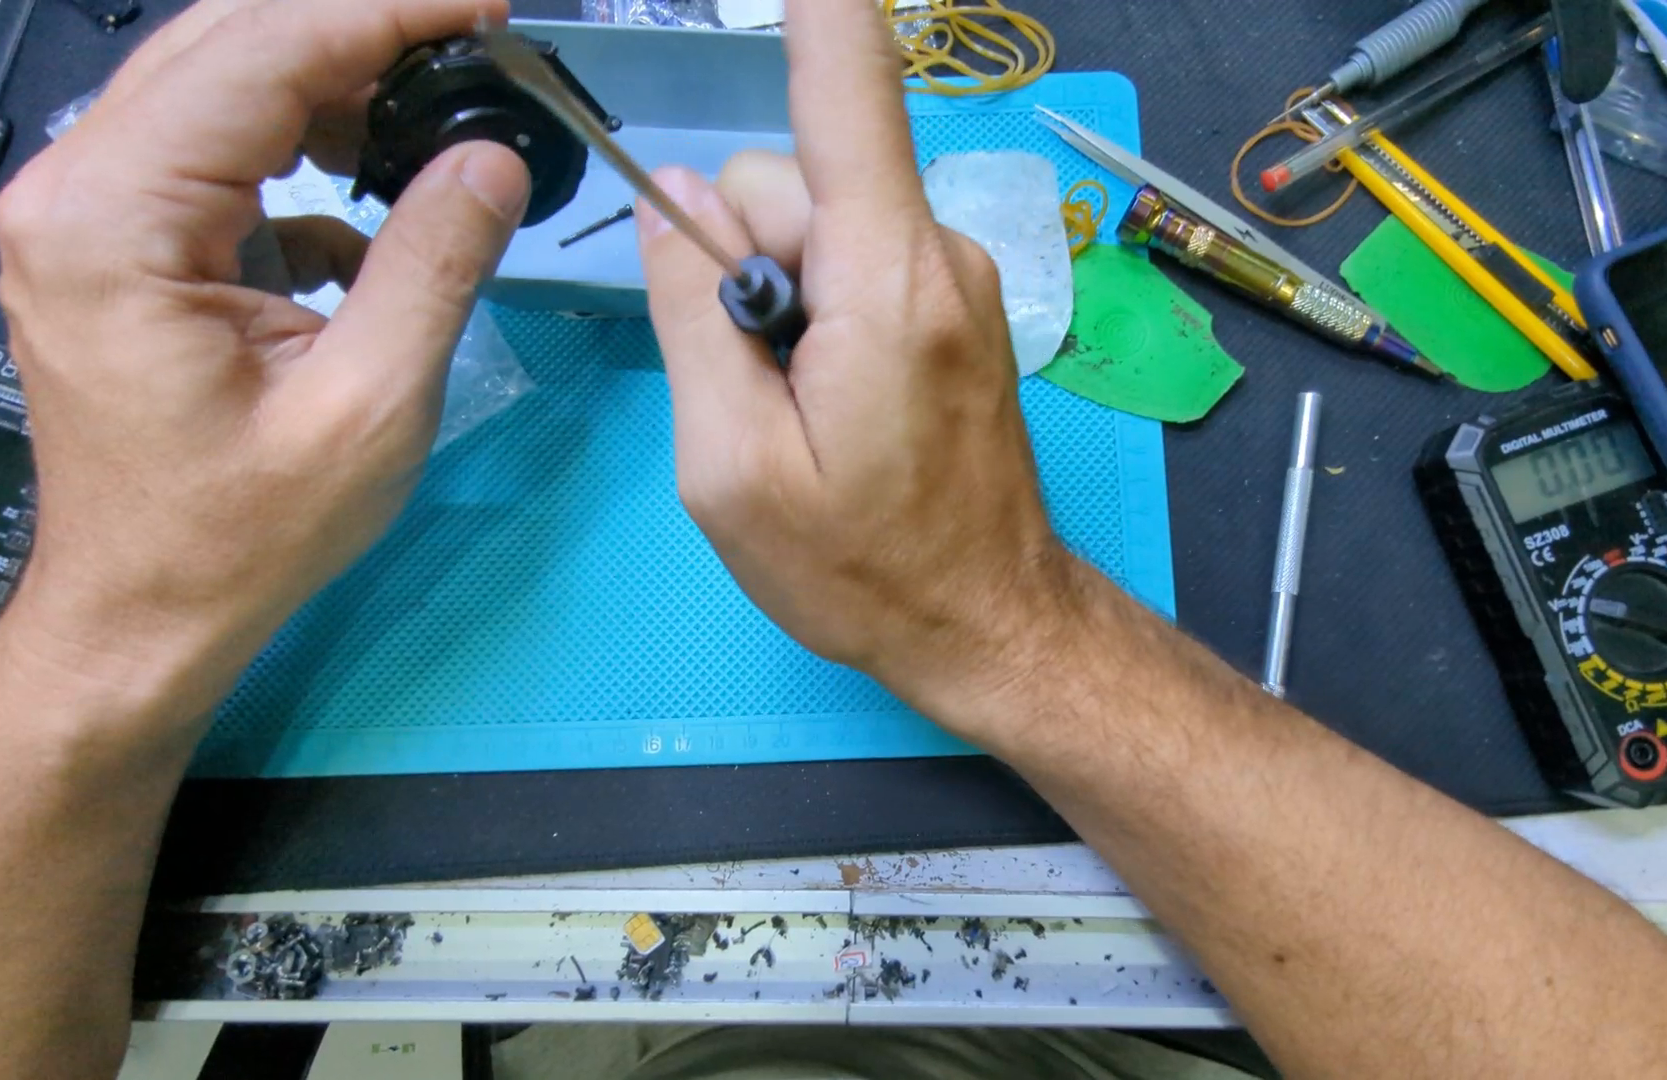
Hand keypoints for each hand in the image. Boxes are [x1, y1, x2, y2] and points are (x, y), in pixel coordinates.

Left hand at [0, 0, 527, 723]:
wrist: (163, 597)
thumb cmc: (265, 519)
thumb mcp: (376, 396)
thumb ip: (432, 265)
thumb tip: (492, 161)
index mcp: (117, 221)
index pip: (255, 57)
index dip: (378, 13)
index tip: (480, 5)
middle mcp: (72, 189)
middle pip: (221, 49)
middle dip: (357, 32)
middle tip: (475, 43)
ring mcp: (89, 216)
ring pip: (220, 97)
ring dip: (335, 96)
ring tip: (431, 130)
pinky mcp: (125, 248)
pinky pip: (224, 166)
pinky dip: (310, 169)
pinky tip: (364, 228)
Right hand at [638, 0, 1083, 733]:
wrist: (987, 622)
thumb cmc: (861, 569)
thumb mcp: (733, 466)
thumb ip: (694, 315)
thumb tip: (678, 201)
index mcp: (887, 278)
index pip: (847, 74)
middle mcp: (938, 254)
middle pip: (793, 182)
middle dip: (741, 262)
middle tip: (753, 387)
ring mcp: (957, 285)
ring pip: (822, 230)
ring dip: (779, 303)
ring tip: (801, 414)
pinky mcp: (958, 318)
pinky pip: (860, 271)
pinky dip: (822, 318)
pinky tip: (834, 404)